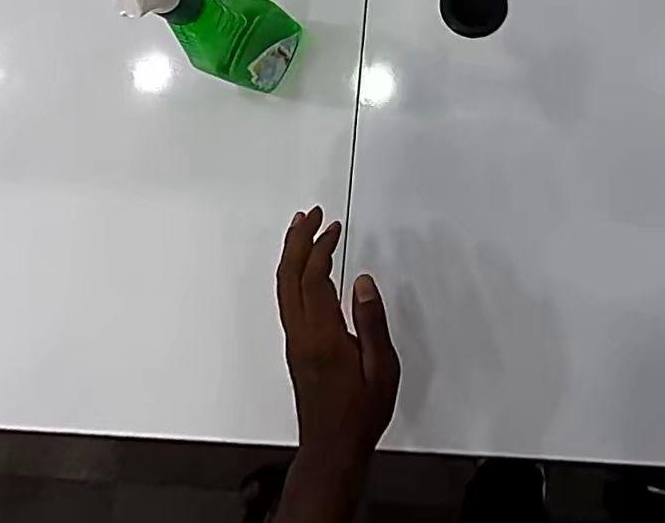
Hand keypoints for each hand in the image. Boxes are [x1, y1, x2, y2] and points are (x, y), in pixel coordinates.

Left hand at [273, 206, 399, 522]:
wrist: (332, 449)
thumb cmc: (359, 412)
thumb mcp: (381, 368)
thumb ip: (371, 321)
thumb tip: (362, 281)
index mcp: (322, 335)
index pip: (313, 279)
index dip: (320, 248)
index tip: (332, 228)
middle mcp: (301, 333)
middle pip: (289, 276)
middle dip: (298, 239)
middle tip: (310, 214)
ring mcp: (294, 339)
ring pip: (283, 286)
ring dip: (290, 253)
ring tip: (300, 228)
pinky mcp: (295, 345)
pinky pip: (286, 297)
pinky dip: (291, 271)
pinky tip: (300, 264)